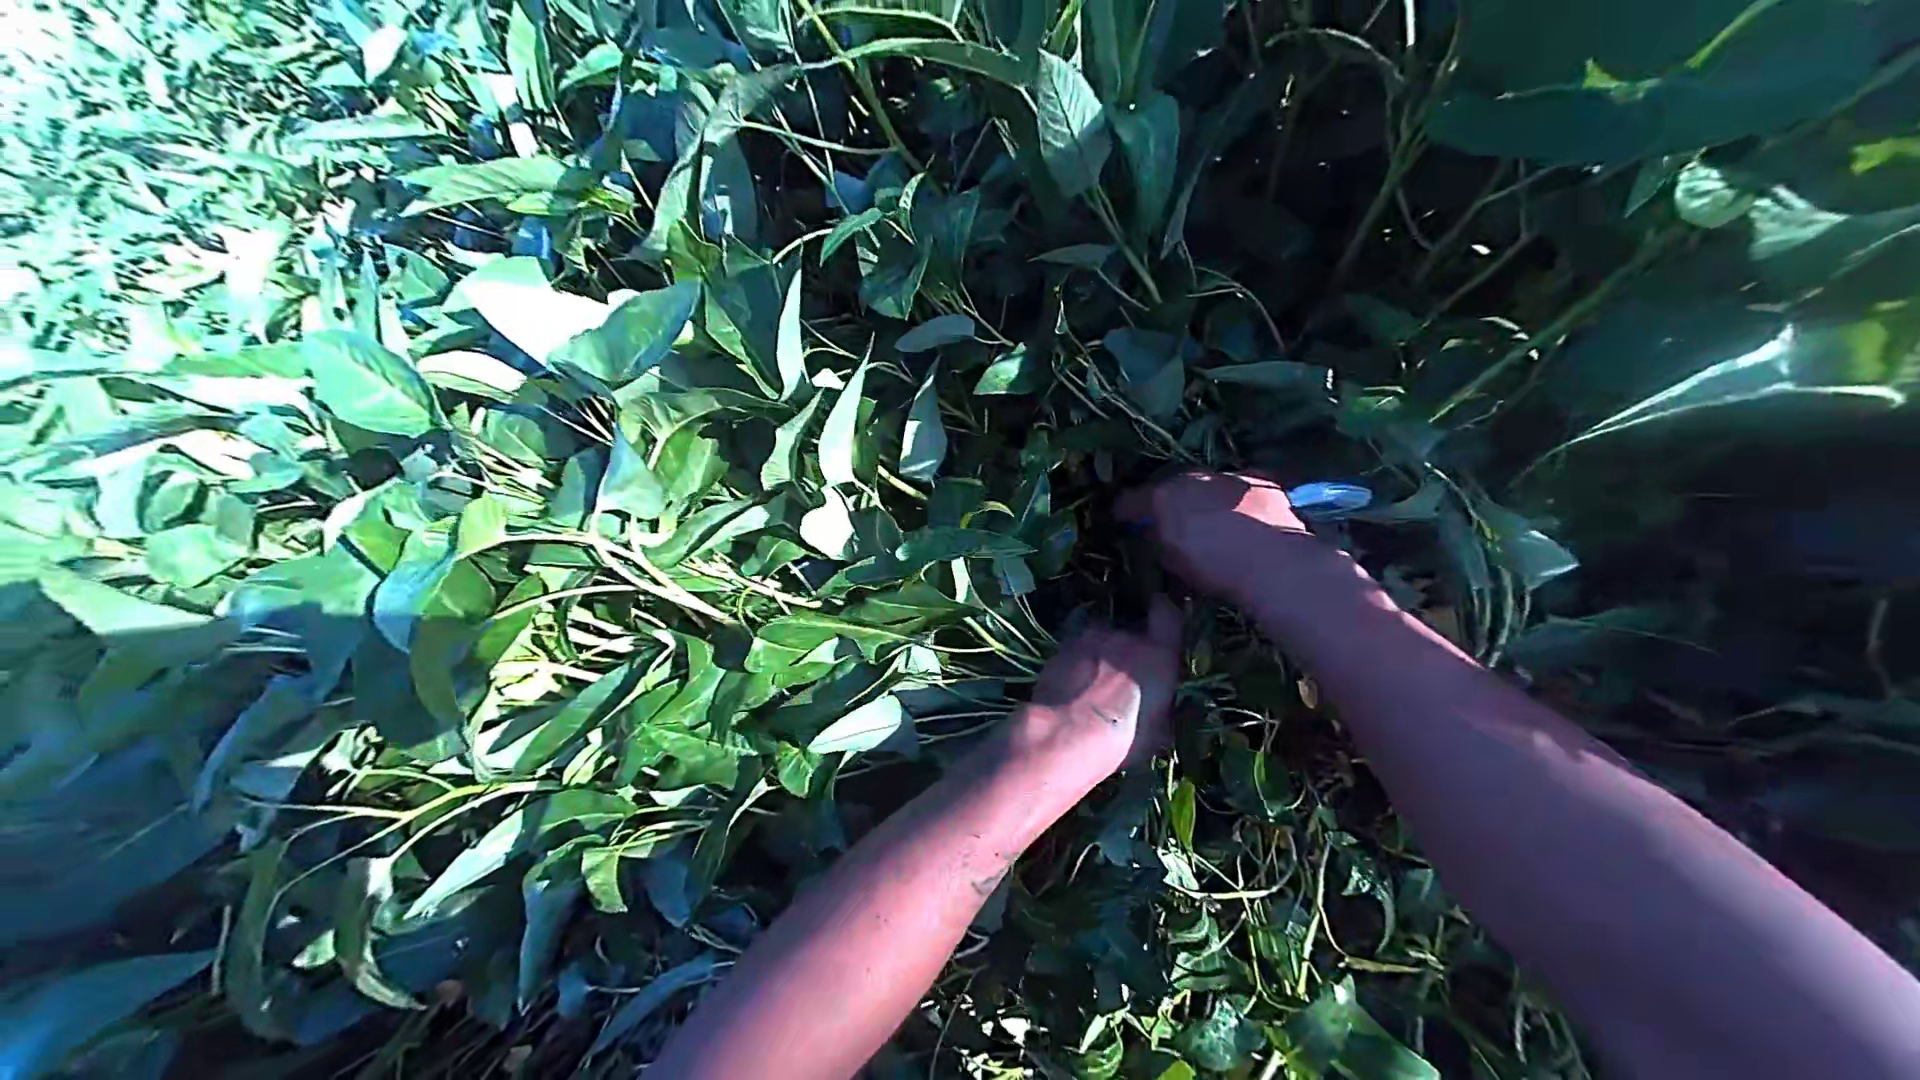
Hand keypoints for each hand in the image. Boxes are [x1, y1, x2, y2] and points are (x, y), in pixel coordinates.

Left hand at [1021, 596, 1182, 775]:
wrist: (1064, 736)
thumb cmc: (1122, 740)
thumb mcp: (1160, 733)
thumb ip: (1170, 707)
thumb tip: (1184, 704)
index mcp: (1157, 654)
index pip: (1168, 613)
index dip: (1165, 611)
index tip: (1162, 616)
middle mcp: (1124, 636)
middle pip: (1131, 628)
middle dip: (1131, 644)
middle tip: (1126, 673)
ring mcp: (1089, 638)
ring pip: (1101, 636)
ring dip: (1102, 651)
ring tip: (1095, 680)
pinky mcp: (1061, 647)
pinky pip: (1076, 647)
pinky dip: (1078, 659)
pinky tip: (1073, 683)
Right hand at [1116, 472, 1313, 601]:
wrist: (1274, 563)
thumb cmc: (1213, 566)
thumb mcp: (1172, 561)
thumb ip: (1156, 541)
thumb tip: (1149, 532)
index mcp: (1164, 494)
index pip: (1135, 498)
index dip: (1125, 509)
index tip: (1119, 518)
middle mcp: (1195, 476)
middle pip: (1172, 486)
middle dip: (1166, 500)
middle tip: (1164, 519)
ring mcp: (1231, 477)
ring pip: (1206, 484)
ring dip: (1201, 498)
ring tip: (1204, 520)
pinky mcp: (1265, 484)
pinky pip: (1238, 491)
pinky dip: (1233, 503)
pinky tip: (1238, 519)